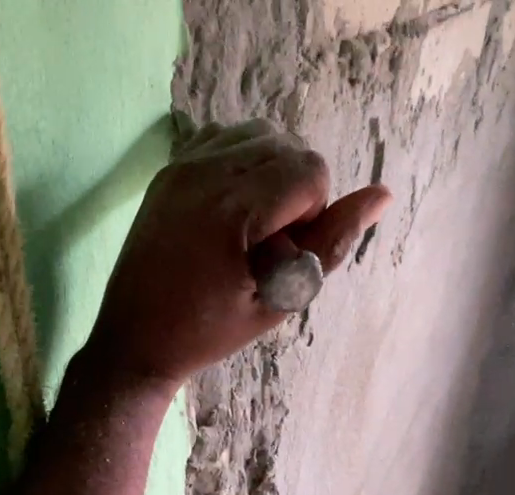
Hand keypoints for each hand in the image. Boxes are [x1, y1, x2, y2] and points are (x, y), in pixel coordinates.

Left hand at [86, 118, 389, 385]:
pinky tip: (229, 206)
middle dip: (293, 191)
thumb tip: (381, 195)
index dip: (311, 214)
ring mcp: (180, 167)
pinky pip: (223, 136)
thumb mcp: (277, 301)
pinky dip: (239, 160)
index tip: (282, 253)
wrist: (133, 341)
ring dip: (270, 172)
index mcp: (232, 210)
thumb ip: (328, 245)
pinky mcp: (167, 170)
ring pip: (259, 134)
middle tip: (265, 245)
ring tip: (250, 225)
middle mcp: (203, 175)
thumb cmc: (206, 333)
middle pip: (288, 146)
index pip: (311, 171)